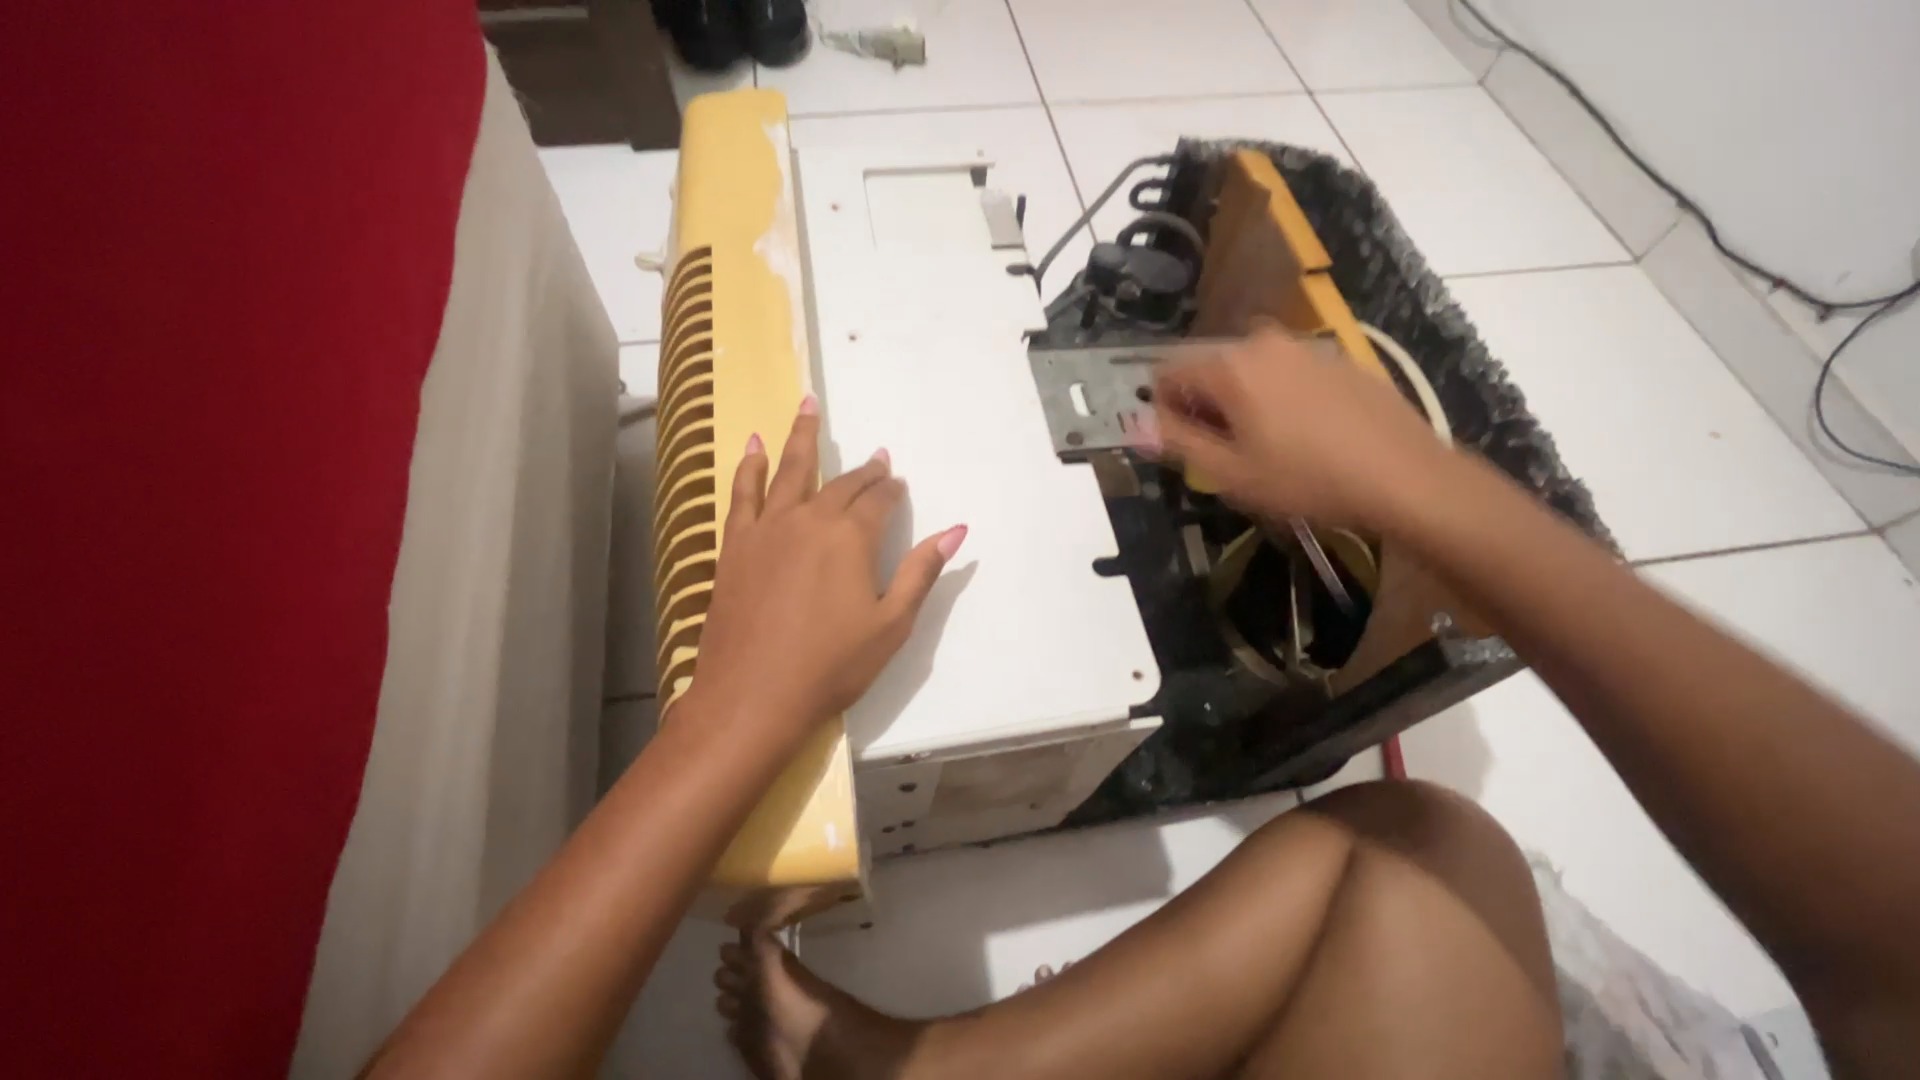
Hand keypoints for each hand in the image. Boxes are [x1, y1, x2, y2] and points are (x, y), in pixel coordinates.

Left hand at [684, 397, 966, 744]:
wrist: (752, 696)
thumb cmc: (831, 666)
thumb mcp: (891, 624)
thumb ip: (921, 571)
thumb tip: (956, 530)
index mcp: (851, 538)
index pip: (879, 501)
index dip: (892, 490)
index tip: (898, 483)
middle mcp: (809, 519)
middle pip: (841, 484)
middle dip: (862, 471)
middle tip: (876, 457)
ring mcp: (767, 528)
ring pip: (789, 470)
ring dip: (802, 436)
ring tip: (809, 405)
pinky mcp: (734, 545)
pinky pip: (741, 492)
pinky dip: (748, 465)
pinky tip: (752, 445)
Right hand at [1149, 331, 1451, 532]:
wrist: (1405, 476)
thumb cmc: (1307, 480)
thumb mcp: (1230, 473)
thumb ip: (1176, 443)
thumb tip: (1134, 424)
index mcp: (1230, 366)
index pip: (1167, 374)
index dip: (1162, 410)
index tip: (1180, 446)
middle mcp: (1263, 343)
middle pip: (1210, 369)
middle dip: (1204, 406)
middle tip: (1222, 453)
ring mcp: (1305, 347)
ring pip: (1250, 371)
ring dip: (1241, 402)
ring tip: (1264, 447)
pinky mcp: (1338, 360)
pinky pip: (1288, 374)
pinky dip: (1279, 398)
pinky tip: (1304, 437)